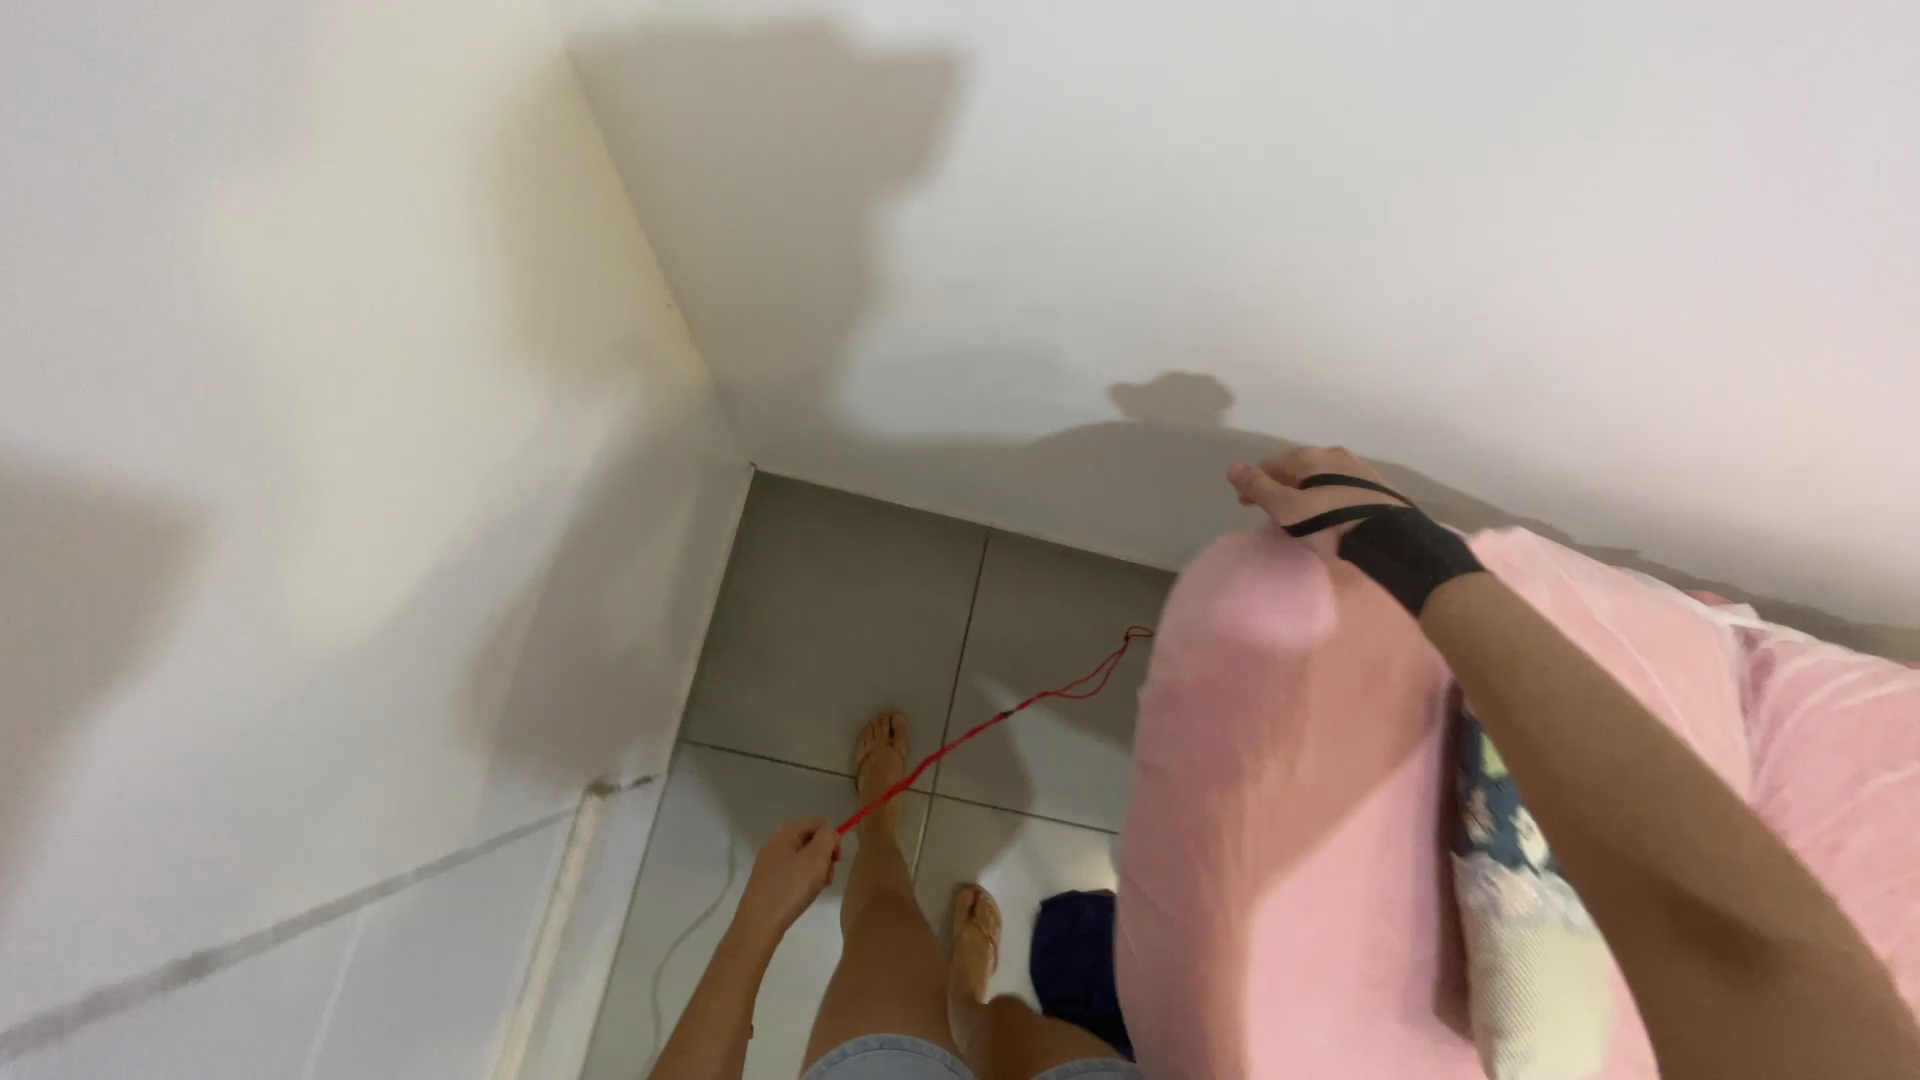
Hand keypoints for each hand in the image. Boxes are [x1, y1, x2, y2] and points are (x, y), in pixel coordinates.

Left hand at [732, 818, 839, 946]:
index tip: (836, 861)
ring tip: (816, 889)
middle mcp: (775, 843)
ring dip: (816, 871)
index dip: (832, 838)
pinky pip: (793, 873)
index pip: (818, 822)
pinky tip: (803, 896)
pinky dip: (803, 881)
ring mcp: (769, 863)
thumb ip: (828, 837)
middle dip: (824, 857)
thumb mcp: (816, 858)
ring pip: (803, 858)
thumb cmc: (790, 888)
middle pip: (811, 840)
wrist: (758, 925)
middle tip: (827, 878)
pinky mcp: (768, 881)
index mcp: (786, 832)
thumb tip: (830, 833)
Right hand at [1227, 446, 1409, 558]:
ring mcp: (1358, 468)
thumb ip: (1257, 487)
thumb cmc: (1329, 523)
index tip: (1247, 505)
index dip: (1254, 484)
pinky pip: (1339, 487)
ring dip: (1304, 491)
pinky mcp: (1375, 486)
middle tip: (1271, 511)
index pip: (1270, 465)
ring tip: (1299, 514)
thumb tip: (1231, 467)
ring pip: (1319, 477)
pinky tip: (1327, 514)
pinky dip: (1325, 497)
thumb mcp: (1285, 509)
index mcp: (1309, 457)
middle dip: (1280, 486)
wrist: (1389, 538)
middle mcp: (1333, 455)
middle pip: (1296, 469)